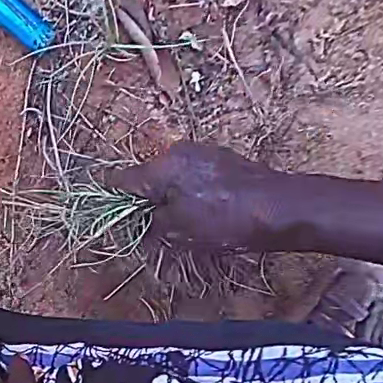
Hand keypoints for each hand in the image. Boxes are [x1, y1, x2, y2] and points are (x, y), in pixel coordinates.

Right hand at [105, 141, 288, 250]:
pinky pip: (191, 177)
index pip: (120, 180)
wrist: (281, 207)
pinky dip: (186, 194)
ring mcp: (202, 153)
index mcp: (160, 166)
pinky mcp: (222, 161)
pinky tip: (197, 214)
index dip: (108, 199)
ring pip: (169, 178)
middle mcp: (178, 152)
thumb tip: (136, 224)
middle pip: (145, 178)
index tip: (102, 213)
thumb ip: (148, 224)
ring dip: (165, 200)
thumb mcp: (177, 230)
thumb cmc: (224, 219)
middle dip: (140, 203)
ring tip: (172, 226)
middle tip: (142, 230)